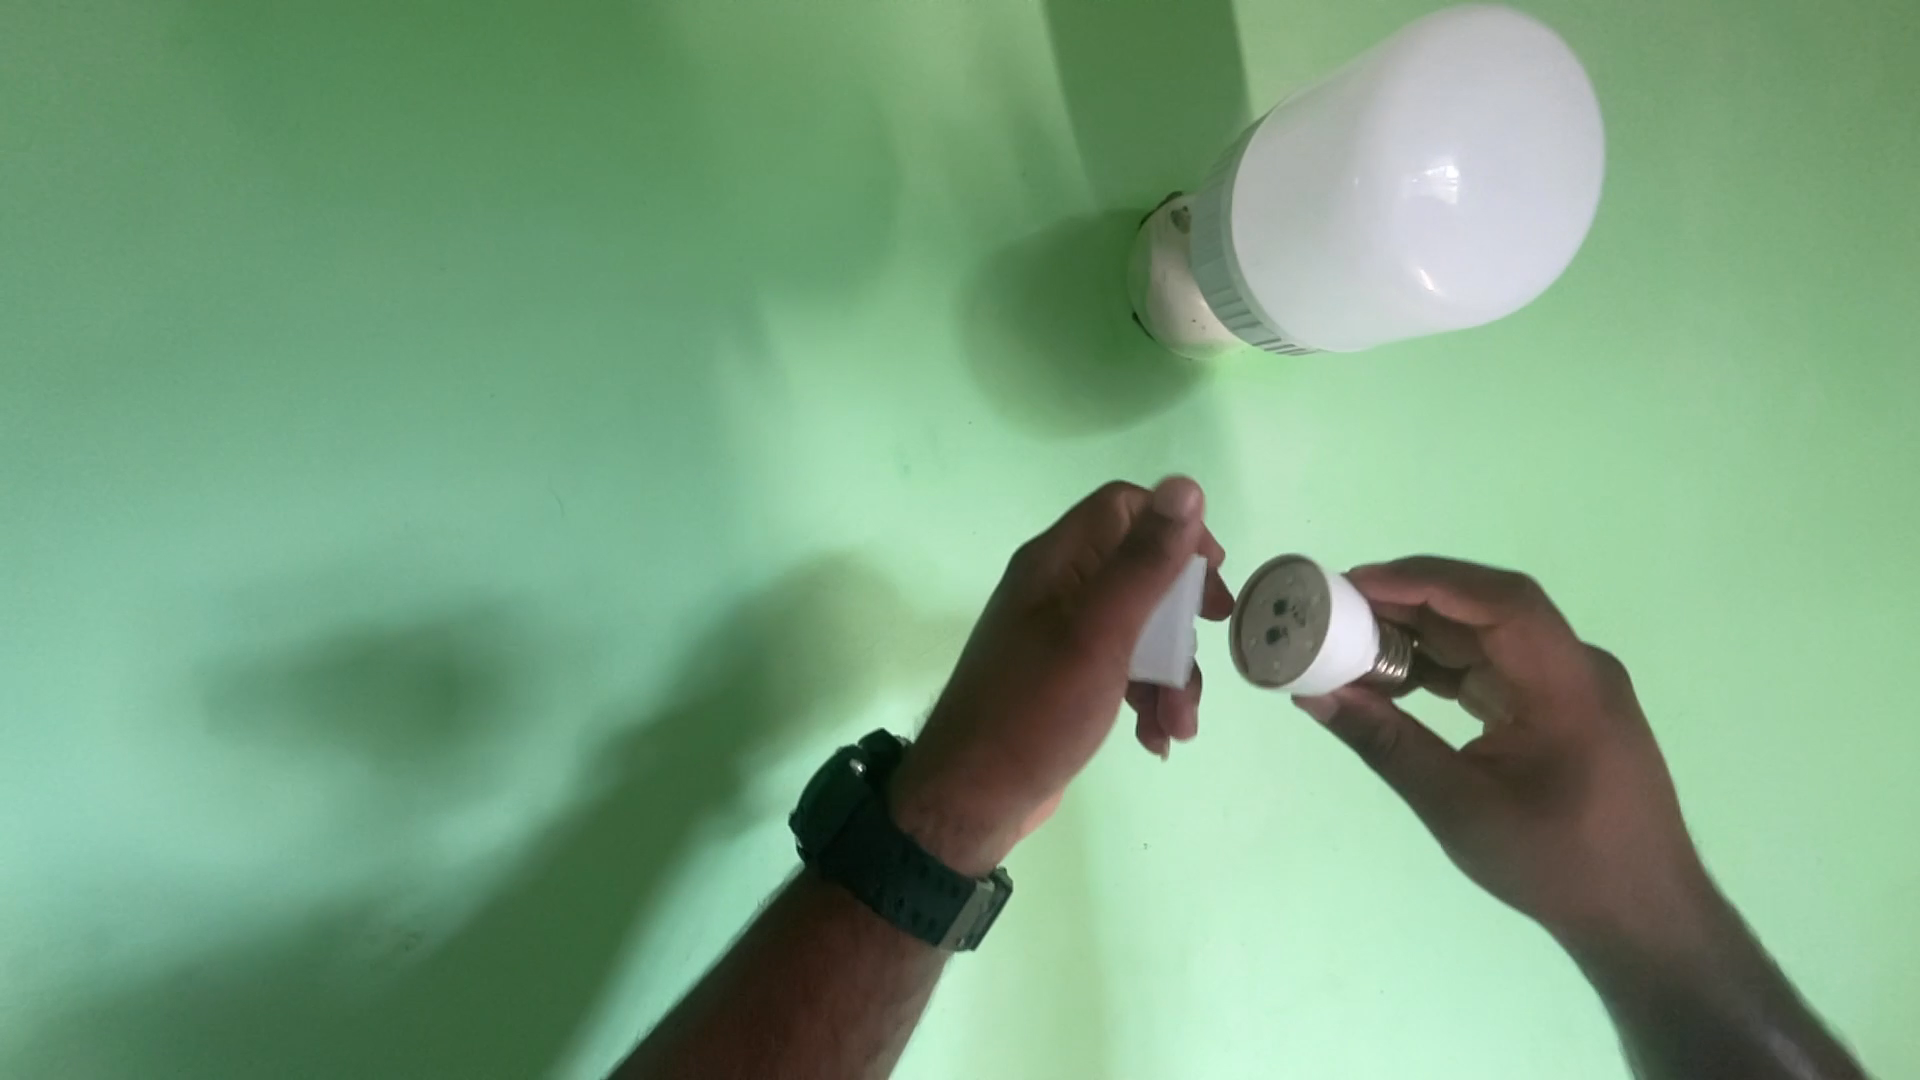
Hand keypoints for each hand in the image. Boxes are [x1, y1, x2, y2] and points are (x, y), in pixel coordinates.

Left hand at [889, 477, 1233, 874]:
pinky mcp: (1067, 679)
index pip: (1124, 507)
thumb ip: (1143, 561)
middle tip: (1212, 639)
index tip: (1210, 574)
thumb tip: (1186, 485)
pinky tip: (1155, 740)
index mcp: (1057, 562)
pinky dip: (1147, 699)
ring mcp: (1061, 637)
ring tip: (1179, 723)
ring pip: (1139, 630)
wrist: (975, 797)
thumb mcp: (1099, 630)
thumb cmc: (1036, 708)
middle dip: (1181, 616)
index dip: (1174, 528)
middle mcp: (1057, 589)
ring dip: (1171, 673)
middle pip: (1141, 572)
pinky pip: (1123, 670)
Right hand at [1294, 557, 1717, 951]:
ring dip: (1416, 629)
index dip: (1425, 582)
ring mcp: (1562, 683)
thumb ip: (1384, 742)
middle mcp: (1572, 668)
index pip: (1500, 602)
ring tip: (1351, 638)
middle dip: (1407, 598)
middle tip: (1337, 605)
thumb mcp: (1457, 807)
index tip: (1355, 585)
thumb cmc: (1559, 864)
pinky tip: (1390, 676)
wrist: (1643, 917)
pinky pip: (1484, 660)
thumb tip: (1312, 694)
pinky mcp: (1548, 702)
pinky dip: (1433, 659)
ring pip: (1480, 630)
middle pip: (1485, 606)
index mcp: (1568, 687)